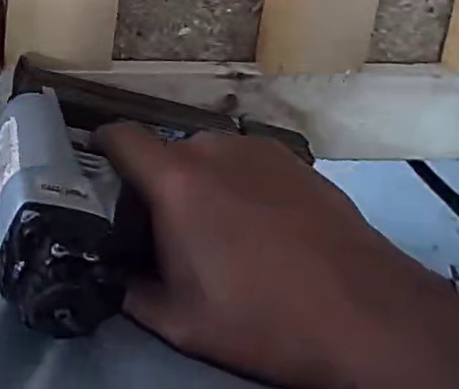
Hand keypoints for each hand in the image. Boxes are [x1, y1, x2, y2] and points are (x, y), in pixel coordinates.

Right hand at [97, 126, 458, 388]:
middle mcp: (211, 147)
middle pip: (166, 154)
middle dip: (159, 187)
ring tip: (226, 234)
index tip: (96, 168)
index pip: (121, 136)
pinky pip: (245, 162)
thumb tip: (112, 276)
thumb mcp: (182, 322)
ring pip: (207, 157)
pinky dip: (239, 184)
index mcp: (177, 180)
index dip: (102, 147)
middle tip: (171, 234)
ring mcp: (254, 146)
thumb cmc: (264, 316)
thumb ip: (132, 291)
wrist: (362, 307)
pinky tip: (264, 226)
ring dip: (202, 185)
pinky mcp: (288, 155)